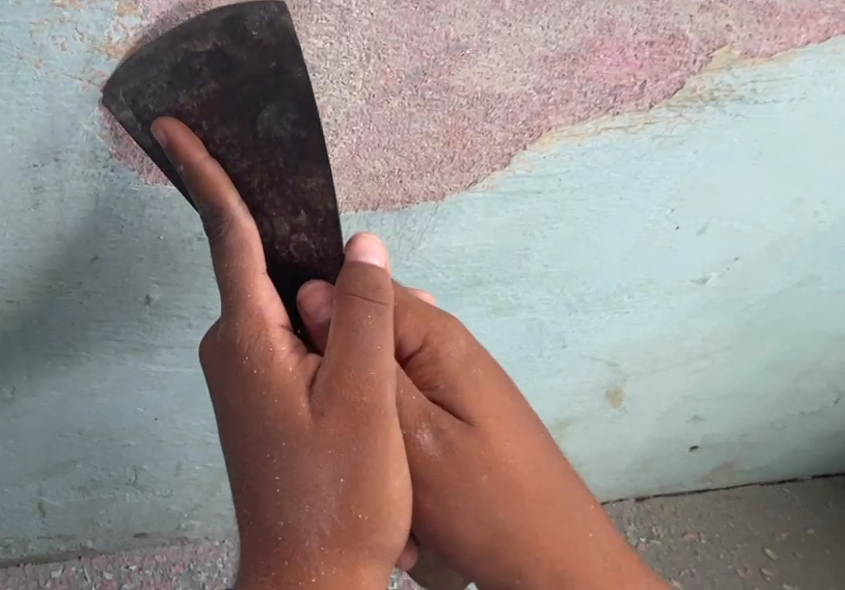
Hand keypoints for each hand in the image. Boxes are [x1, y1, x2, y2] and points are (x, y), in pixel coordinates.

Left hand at [153, 117, 411, 588]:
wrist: (304, 580)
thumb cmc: (336, 499)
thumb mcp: (365, 400)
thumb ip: (363, 314)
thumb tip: (359, 243)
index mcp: (246, 334)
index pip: (225, 231)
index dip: (202, 171)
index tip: (169, 126)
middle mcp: (229, 344)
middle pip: (258, 265)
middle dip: (292, 241)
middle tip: (342, 242)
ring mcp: (237, 370)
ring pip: (278, 306)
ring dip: (317, 297)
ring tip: (363, 317)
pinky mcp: (252, 393)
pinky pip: (281, 335)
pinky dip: (314, 326)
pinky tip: (349, 345)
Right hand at [296, 280, 665, 589]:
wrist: (559, 568)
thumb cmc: (482, 505)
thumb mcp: (409, 435)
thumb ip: (362, 360)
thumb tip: (313, 289)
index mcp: (432, 333)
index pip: (354, 282)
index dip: (312, 308)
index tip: (285, 351)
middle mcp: (441, 337)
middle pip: (362, 316)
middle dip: (330, 345)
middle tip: (307, 396)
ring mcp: (449, 368)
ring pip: (374, 350)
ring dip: (351, 378)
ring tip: (333, 421)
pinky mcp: (451, 398)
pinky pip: (395, 379)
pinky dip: (375, 402)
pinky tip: (366, 439)